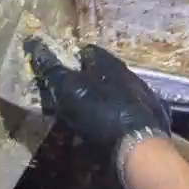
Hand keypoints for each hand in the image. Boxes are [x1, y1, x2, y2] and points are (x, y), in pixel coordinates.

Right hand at [25, 40, 188, 188]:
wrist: (139, 146)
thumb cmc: (98, 112)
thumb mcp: (67, 89)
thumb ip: (51, 68)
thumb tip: (33, 42)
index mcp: (108, 63)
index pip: (87, 51)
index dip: (71, 59)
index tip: (59, 71)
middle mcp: (129, 74)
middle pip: (104, 73)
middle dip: (90, 82)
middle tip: (73, 97)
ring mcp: (145, 96)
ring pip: (120, 93)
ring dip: (107, 100)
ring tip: (91, 118)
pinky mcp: (154, 118)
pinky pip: (132, 114)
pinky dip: (121, 119)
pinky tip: (113, 131)